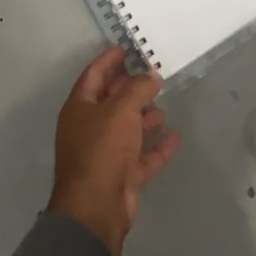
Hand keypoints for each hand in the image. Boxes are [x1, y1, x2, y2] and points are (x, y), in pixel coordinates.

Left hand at [46, 46, 181, 255]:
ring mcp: (106, 153)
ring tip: (164, 104)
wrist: (97, 208)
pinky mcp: (122, 175)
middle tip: (153, 73)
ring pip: (127, 129)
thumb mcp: (121, 110)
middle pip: (111, 101)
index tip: (126, 47)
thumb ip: (138, 88)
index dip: (109, 60)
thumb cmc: (102, 149)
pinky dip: (157, 146)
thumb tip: (151, 76)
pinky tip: (176, 137)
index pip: (93, 75)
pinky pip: (142, 155)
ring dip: (145, 117)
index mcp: (80, 108)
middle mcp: (90, 128)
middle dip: (131, 87)